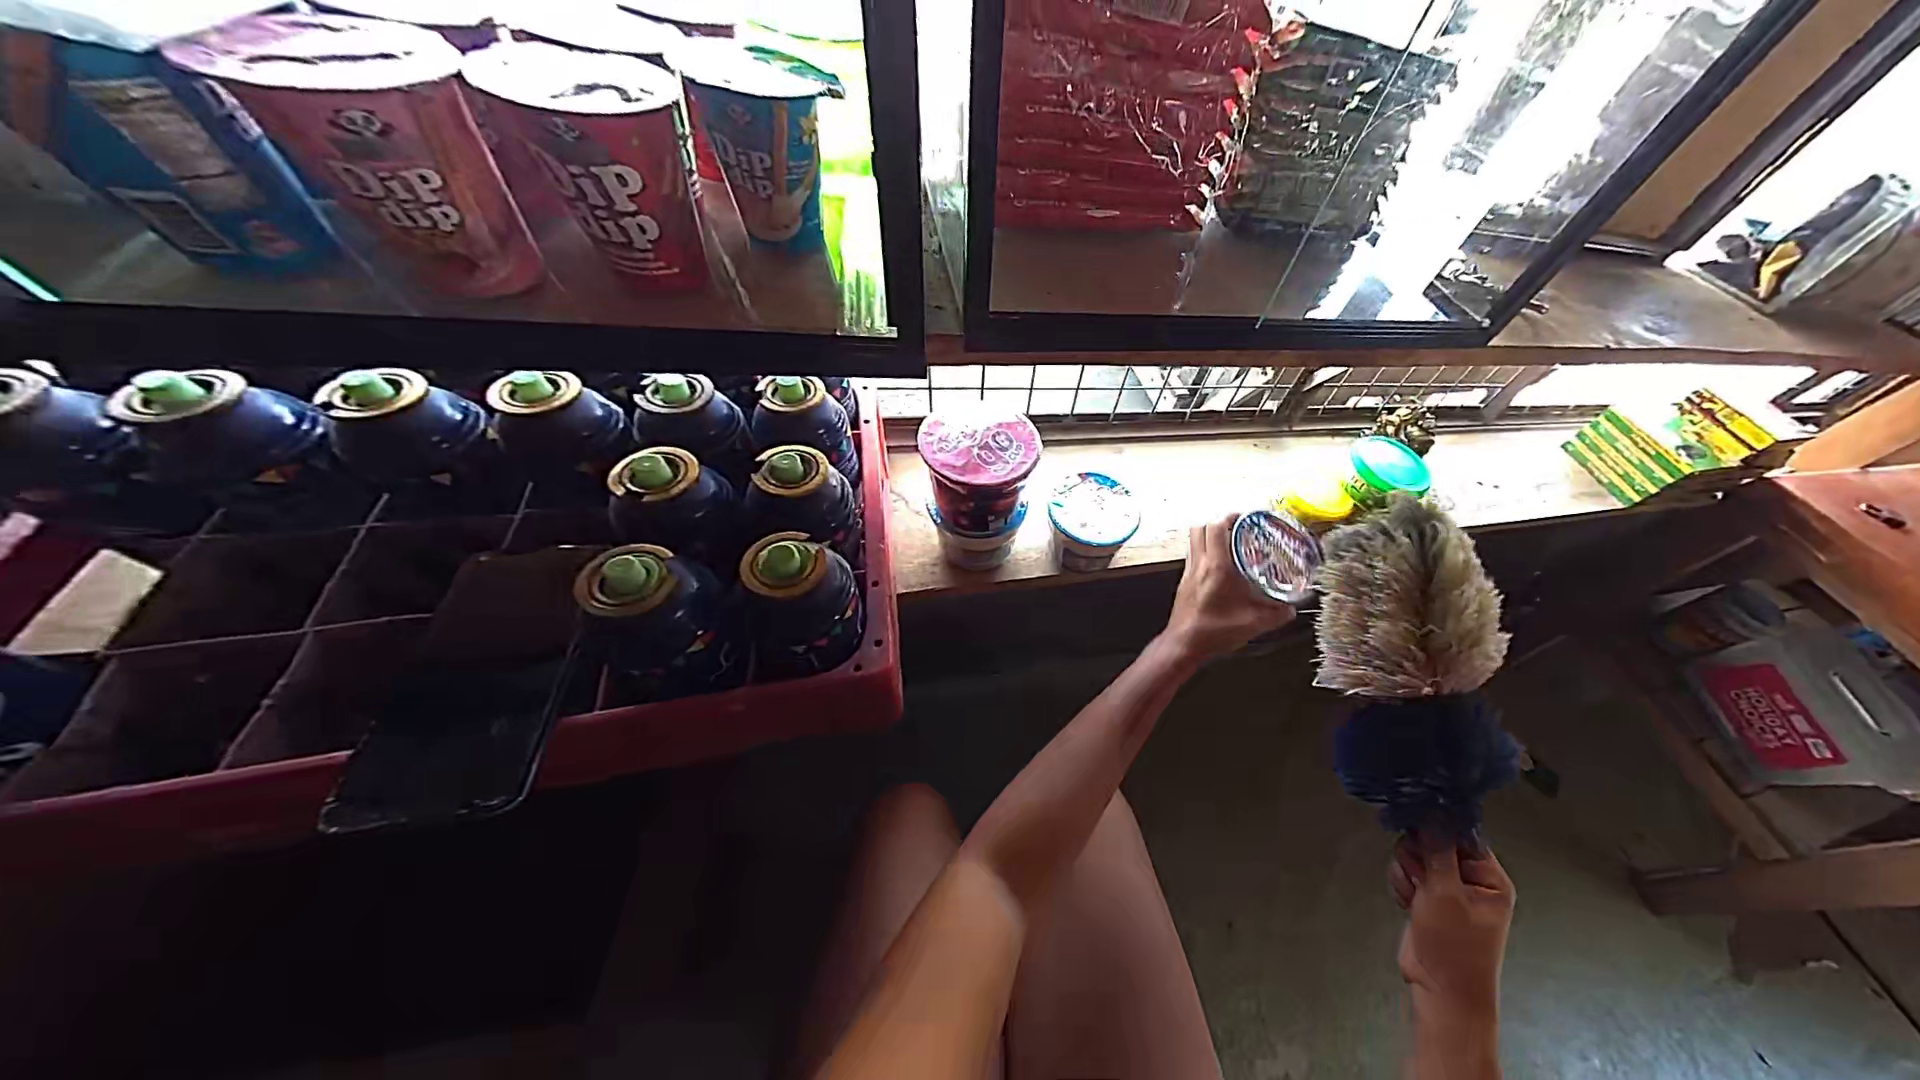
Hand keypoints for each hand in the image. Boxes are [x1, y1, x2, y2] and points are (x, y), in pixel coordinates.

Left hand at [1161, 514, 1294, 663]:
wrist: (1184, 644)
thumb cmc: (1215, 631)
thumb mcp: (1255, 622)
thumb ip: (1278, 613)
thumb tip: (1292, 607)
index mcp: (1215, 566)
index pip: (1215, 527)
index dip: (1230, 517)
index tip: (1246, 518)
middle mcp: (1199, 564)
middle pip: (1200, 527)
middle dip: (1218, 522)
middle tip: (1237, 528)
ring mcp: (1188, 572)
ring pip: (1193, 540)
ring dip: (1210, 536)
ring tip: (1230, 544)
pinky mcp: (1184, 582)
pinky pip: (1193, 556)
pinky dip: (1205, 553)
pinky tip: (1220, 566)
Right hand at [1389, 833, 1514, 1023]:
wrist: (1441, 988)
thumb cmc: (1454, 945)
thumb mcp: (1445, 893)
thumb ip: (1437, 851)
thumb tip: (1433, 813)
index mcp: (1489, 878)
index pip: (1461, 835)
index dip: (1437, 828)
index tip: (1418, 830)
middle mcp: (1469, 879)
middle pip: (1431, 841)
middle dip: (1417, 857)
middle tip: (1421, 878)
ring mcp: (1446, 888)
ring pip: (1413, 855)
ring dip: (1406, 873)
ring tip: (1415, 897)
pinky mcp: (1426, 897)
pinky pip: (1404, 872)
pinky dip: (1401, 884)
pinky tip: (1409, 903)